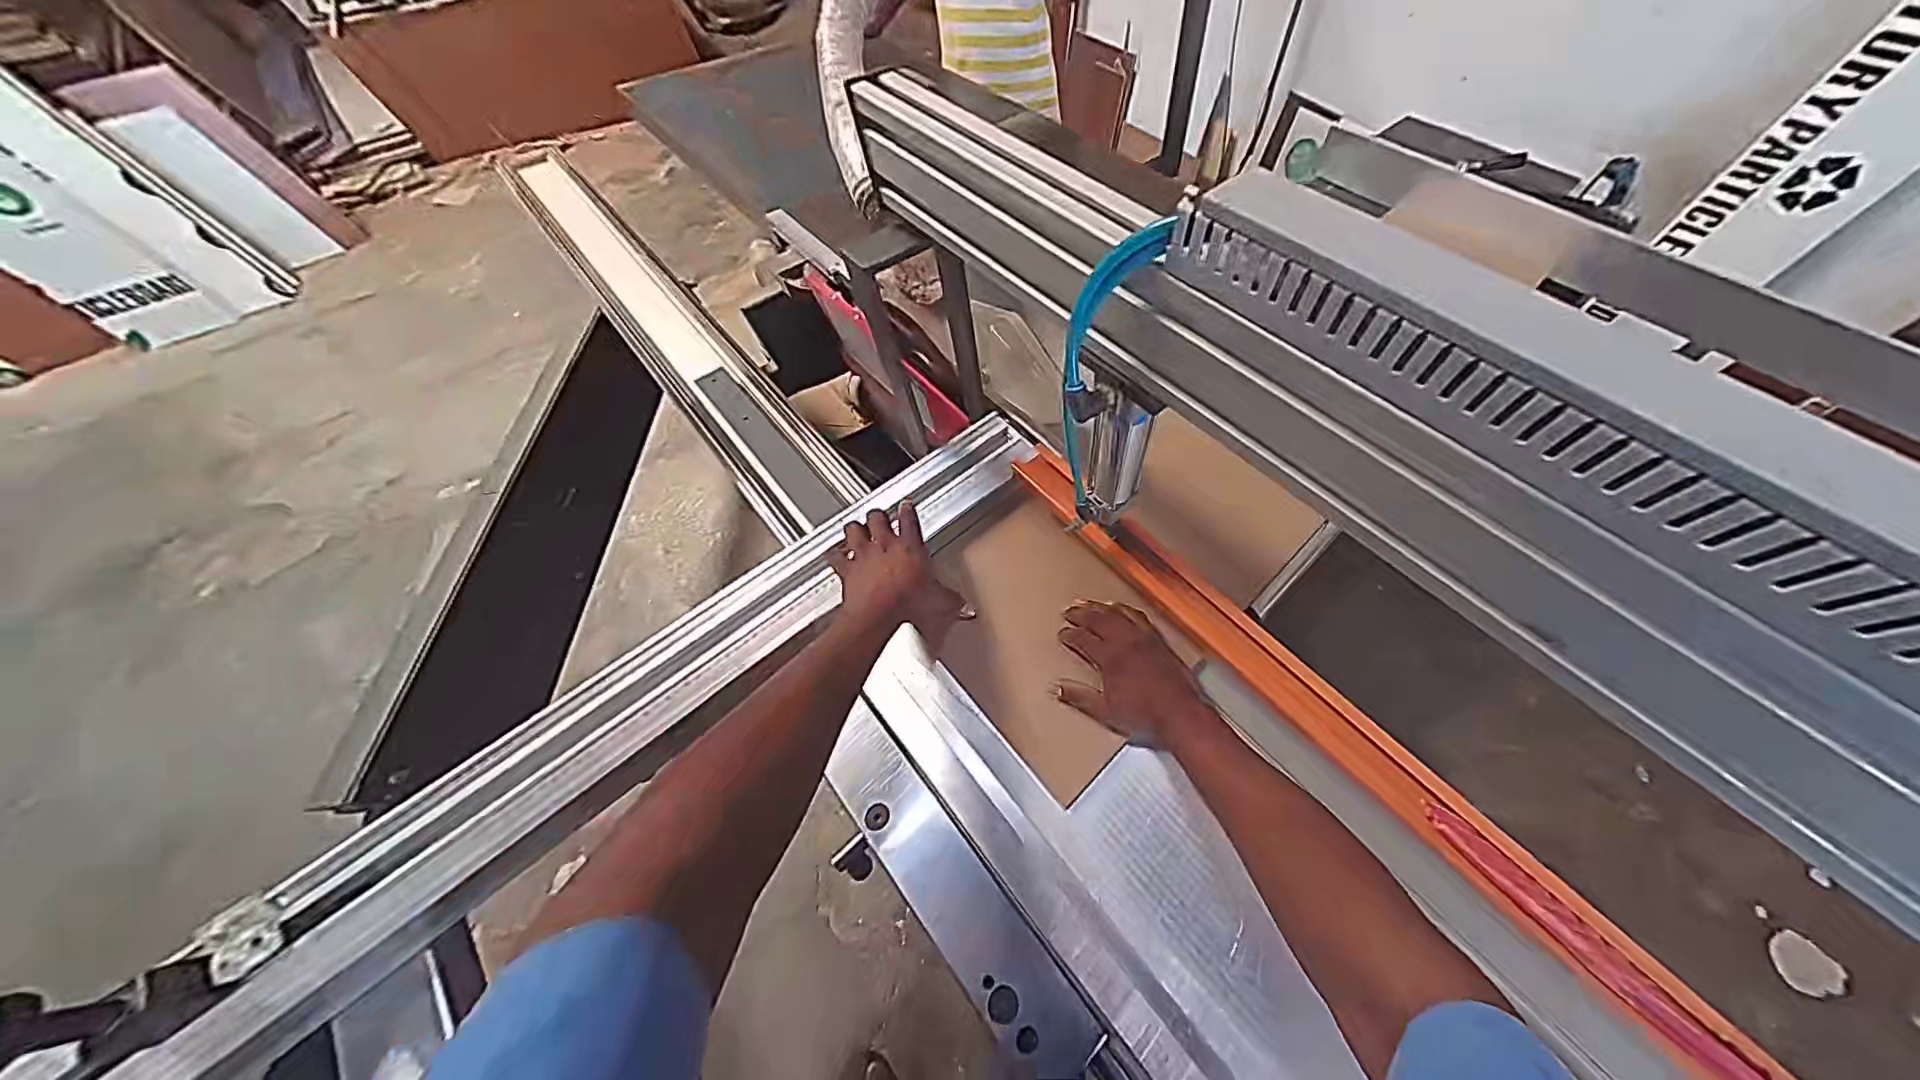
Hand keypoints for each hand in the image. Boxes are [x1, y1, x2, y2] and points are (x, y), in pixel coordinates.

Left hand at [830, 501, 969, 649]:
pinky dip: (834, 554)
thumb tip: (963, 606)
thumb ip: (951, 600)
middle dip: (878, 515)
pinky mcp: (847, 571)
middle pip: (877, 517)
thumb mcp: (940, 604)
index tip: (906, 506)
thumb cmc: (908, 607)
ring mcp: (864, 556)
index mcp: (910, 548)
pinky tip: (834, 553)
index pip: (909, 520)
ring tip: (856, 527)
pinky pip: (836, 556)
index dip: (908, 510)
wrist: (879, 618)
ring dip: (855, 528)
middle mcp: (884, 546)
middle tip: (879, 515)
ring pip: (854, 529)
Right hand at [1054, 602, 1214, 744]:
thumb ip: (1080, 697)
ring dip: (1102, 607)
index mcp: (1110, 658)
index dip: (1070, 635)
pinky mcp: (1159, 641)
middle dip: (1081, 613)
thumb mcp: (1106, 711)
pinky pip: (1140, 617)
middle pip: (1098, 620)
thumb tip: (1059, 689)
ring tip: (1092, 603)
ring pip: (1118, 614)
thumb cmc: (1146, 715)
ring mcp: (1144, 639)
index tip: (1063, 634)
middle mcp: (1126, 642)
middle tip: (1070, 610)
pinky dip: (1127, 610)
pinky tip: (1125, 609)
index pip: (1083, 639)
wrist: (1181, 714)